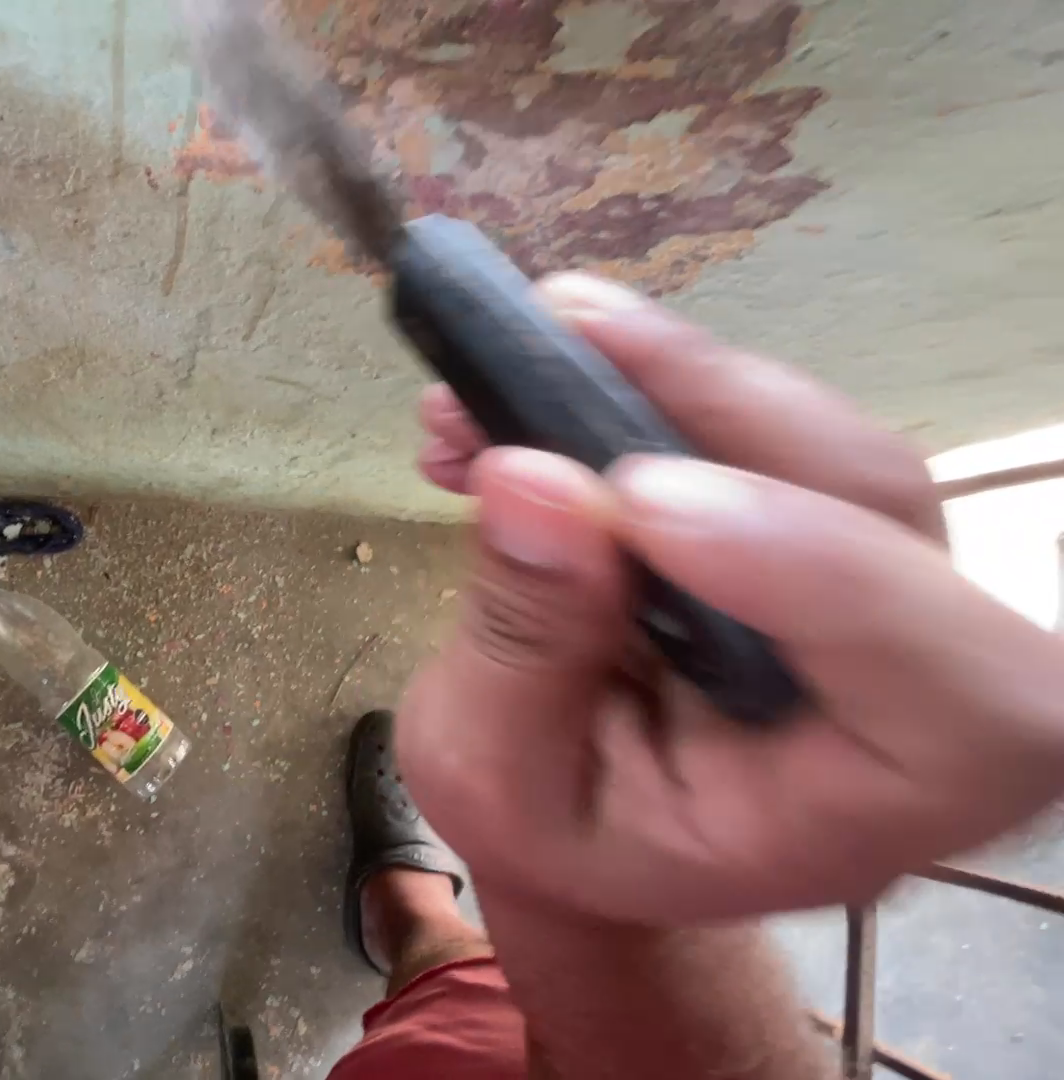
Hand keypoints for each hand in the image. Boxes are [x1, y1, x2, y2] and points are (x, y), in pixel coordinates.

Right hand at [399, 273, 1063, 922]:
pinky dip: (604, 397)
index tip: (631, 496)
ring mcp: (832, 588)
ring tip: (499, 360)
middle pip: (866, 502)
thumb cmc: (538, 829)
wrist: (563, 819)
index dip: (821, 571)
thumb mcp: (491, 765)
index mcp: (861, 796)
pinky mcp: (759, 532)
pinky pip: (713, 436)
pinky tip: (498, 410)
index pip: (949, 689)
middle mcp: (891, 673)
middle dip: (702, 400)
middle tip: (558, 330)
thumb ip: (520, 641)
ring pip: (793, 441)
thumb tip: (527, 476)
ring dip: (638, 379)